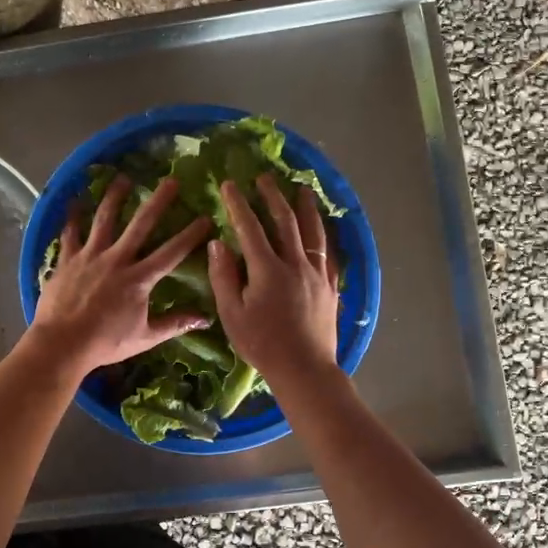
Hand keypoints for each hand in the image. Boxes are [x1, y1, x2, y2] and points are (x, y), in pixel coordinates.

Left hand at [29, 176, 213, 373]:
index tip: (205, 217)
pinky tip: (74, 200)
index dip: (190, 235)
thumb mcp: (145, 338)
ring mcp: (90, 256)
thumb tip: (205, 318)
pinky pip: (70, 233)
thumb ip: (174, 324)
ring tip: (122, 178)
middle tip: (170, 180)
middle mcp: (116, 260)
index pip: (171, 252)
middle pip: (140, 224)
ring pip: (104, 219)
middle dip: (158, 201)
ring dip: (114, 197)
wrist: (62, 343)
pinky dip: (72, 217)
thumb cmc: (105, 343)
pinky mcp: (67, 259)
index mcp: (139, 279)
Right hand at [207, 174, 340, 380]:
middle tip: (264, 177)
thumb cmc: (261, 344)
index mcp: (267, 270)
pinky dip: (324, 234)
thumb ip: (223, 276)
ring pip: (313, 232)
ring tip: (302, 189)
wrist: (304, 369)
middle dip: (273, 196)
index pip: (250, 228)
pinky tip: (322, 228)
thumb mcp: (231, 313)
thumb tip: (218, 243)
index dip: (238, 204)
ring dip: (306, 207)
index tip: (229, 184)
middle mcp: (295, 264)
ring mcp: (317, 274)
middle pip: (285, 221)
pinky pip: (329, 252)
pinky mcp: (330, 286)